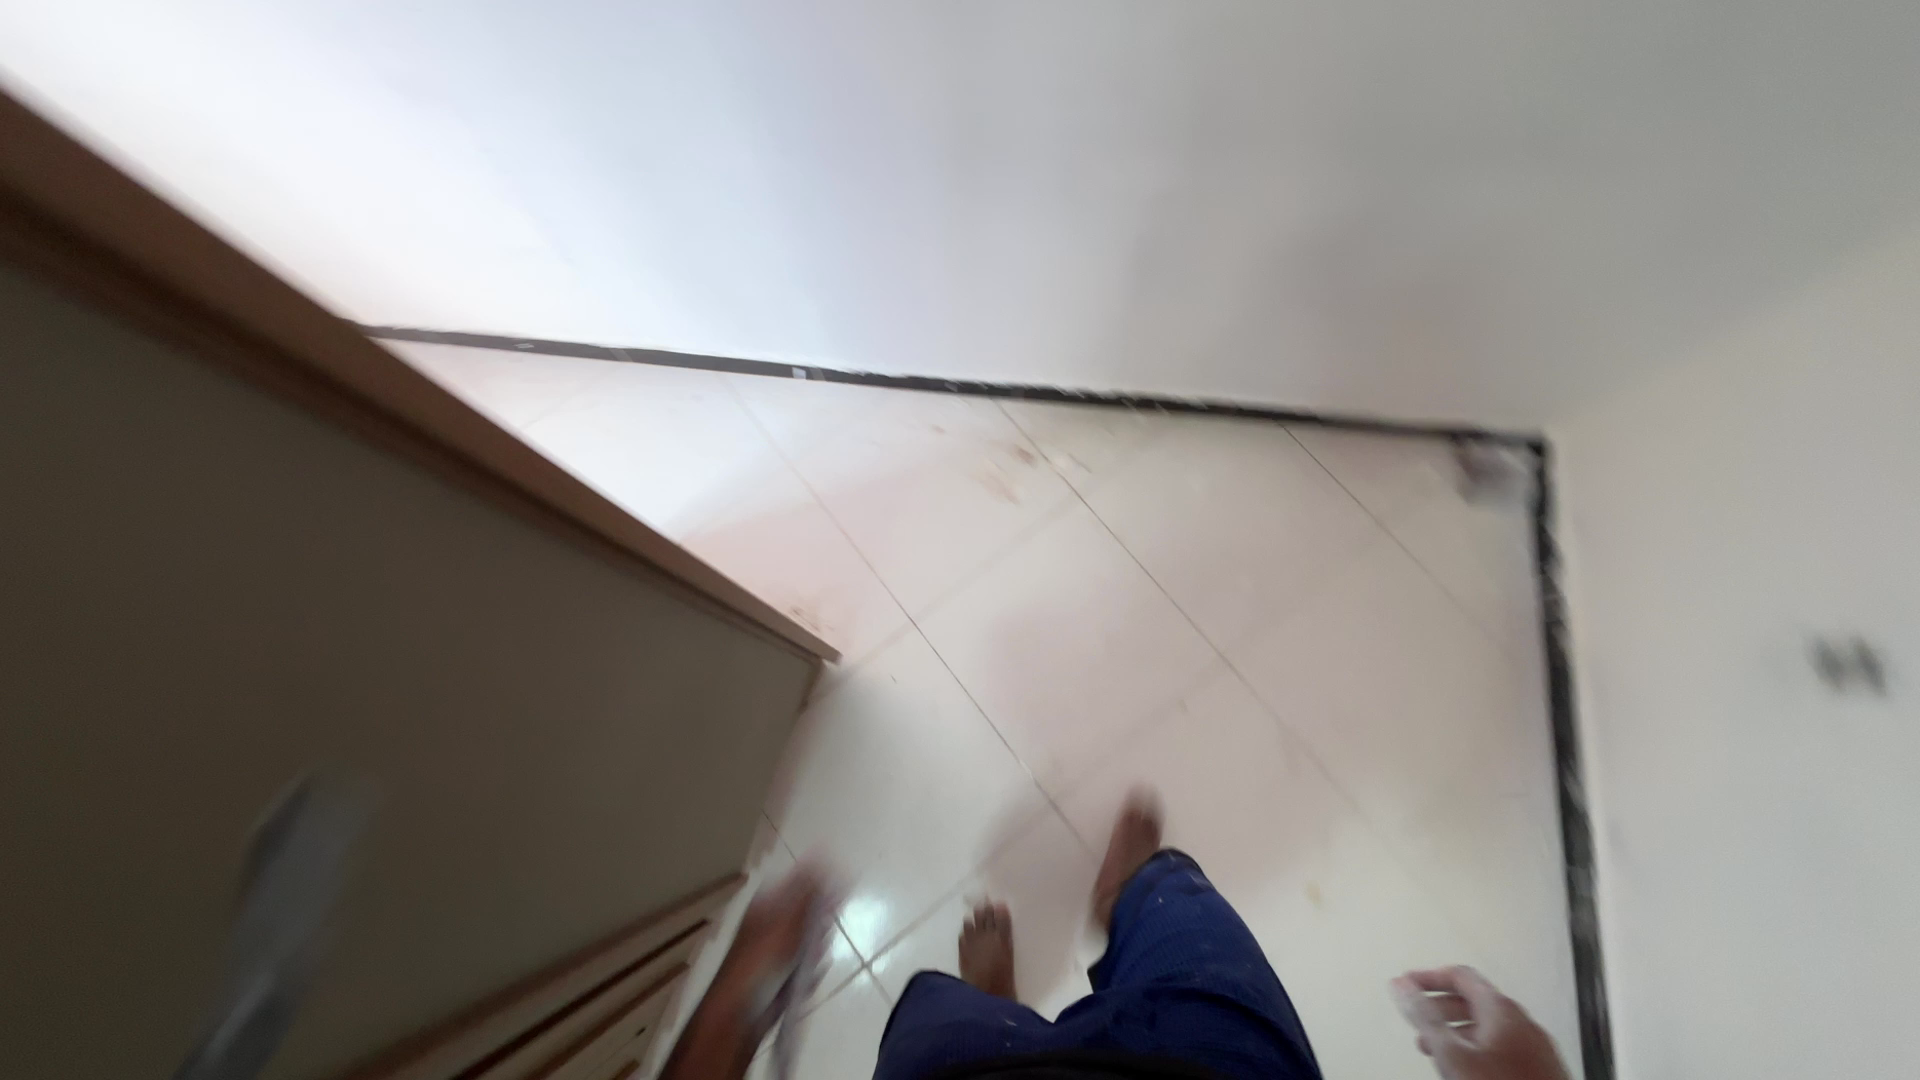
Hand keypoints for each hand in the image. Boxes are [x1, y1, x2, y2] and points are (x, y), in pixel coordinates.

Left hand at [708, 863, 836, 1036]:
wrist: (739, 1014)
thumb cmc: (759, 962)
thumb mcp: (787, 920)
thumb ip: (809, 890)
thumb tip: (824, 852)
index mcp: (770, 900)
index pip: (804, 879)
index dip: (822, 888)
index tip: (835, 901)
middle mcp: (775, 919)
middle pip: (813, 912)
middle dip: (819, 929)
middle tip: (813, 943)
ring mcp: (779, 946)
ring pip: (814, 940)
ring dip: (814, 954)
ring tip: (802, 968)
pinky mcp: (784, 970)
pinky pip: (808, 964)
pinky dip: (807, 974)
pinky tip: (798, 984)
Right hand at [1390, 966, 1568, 1079]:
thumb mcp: (1451, 1052)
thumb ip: (1423, 1015)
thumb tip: (1399, 983)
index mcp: (1503, 1009)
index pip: (1461, 975)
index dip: (1429, 977)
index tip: (1406, 987)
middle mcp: (1524, 1022)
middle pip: (1474, 1001)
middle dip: (1440, 1008)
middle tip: (1418, 1023)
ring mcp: (1539, 1048)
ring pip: (1489, 1027)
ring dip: (1457, 1032)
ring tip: (1436, 1051)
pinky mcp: (1545, 1071)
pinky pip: (1505, 1047)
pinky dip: (1479, 1048)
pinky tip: (1468, 1069)